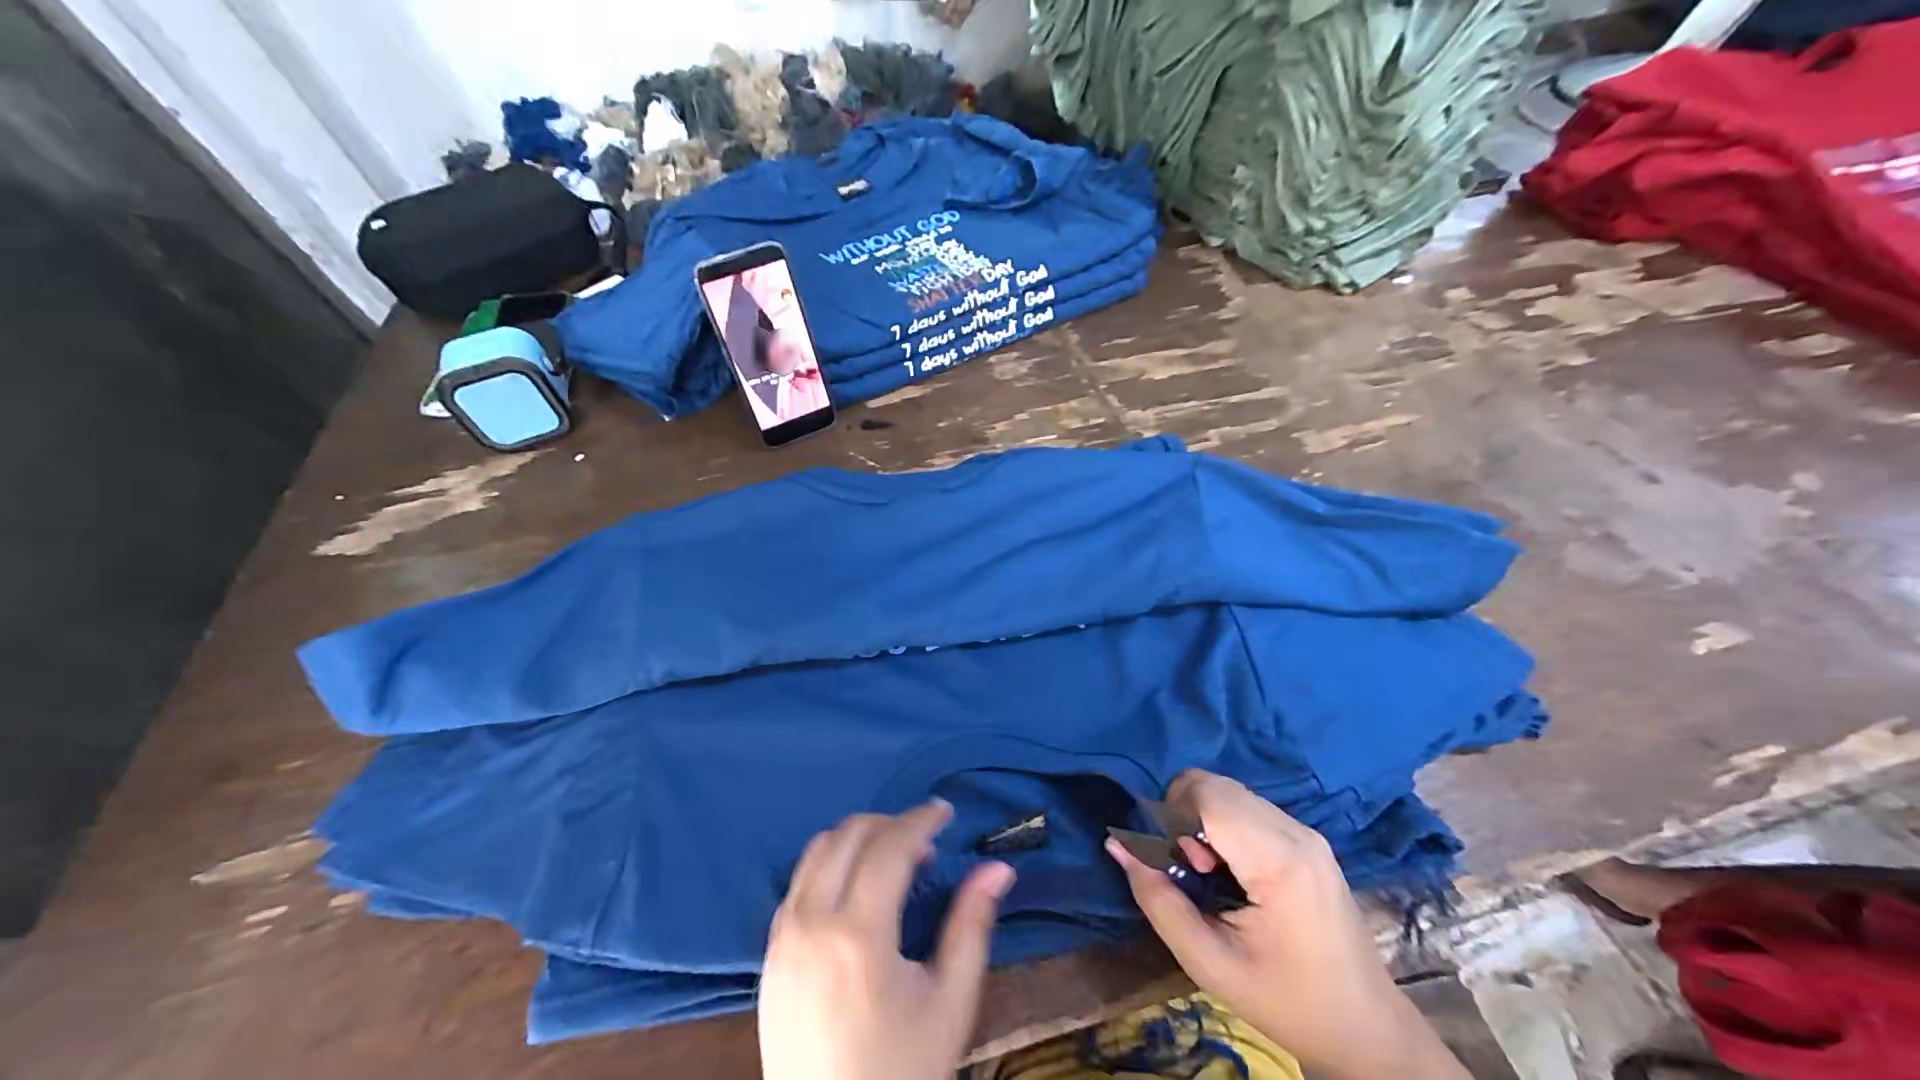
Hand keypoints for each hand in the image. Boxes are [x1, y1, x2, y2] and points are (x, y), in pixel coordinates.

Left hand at [759, 800, 1015, 1079]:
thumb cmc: (901, 1067)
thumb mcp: (950, 1002)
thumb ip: (971, 926)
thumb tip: (998, 869)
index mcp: (860, 934)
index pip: (889, 846)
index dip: (920, 819)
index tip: (944, 810)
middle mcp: (812, 922)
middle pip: (849, 835)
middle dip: (890, 823)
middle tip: (924, 842)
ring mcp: (783, 936)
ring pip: (816, 850)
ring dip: (857, 839)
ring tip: (893, 861)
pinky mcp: (769, 951)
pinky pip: (798, 882)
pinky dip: (829, 864)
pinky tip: (856, 890)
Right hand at [1107, 770, 1467, 1079]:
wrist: (1366, 1030)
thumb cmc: (1285, 1002)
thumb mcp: (1207, 961)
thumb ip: (1156, 897)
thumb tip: (1117, 842)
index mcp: (1279, 860)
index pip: (1206, 793)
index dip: (1171, 816)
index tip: (1176, 864)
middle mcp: (1296, 832)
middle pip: (1214, 784)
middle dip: (1183, 815)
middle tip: (1191, 869)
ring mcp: (1307, 832)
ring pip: (1229, 792)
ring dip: (1202, 819)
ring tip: (1210, 873)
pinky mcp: (1308, 839)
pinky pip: (1248, 807)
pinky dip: (1223, 825)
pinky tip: (1231, 872)